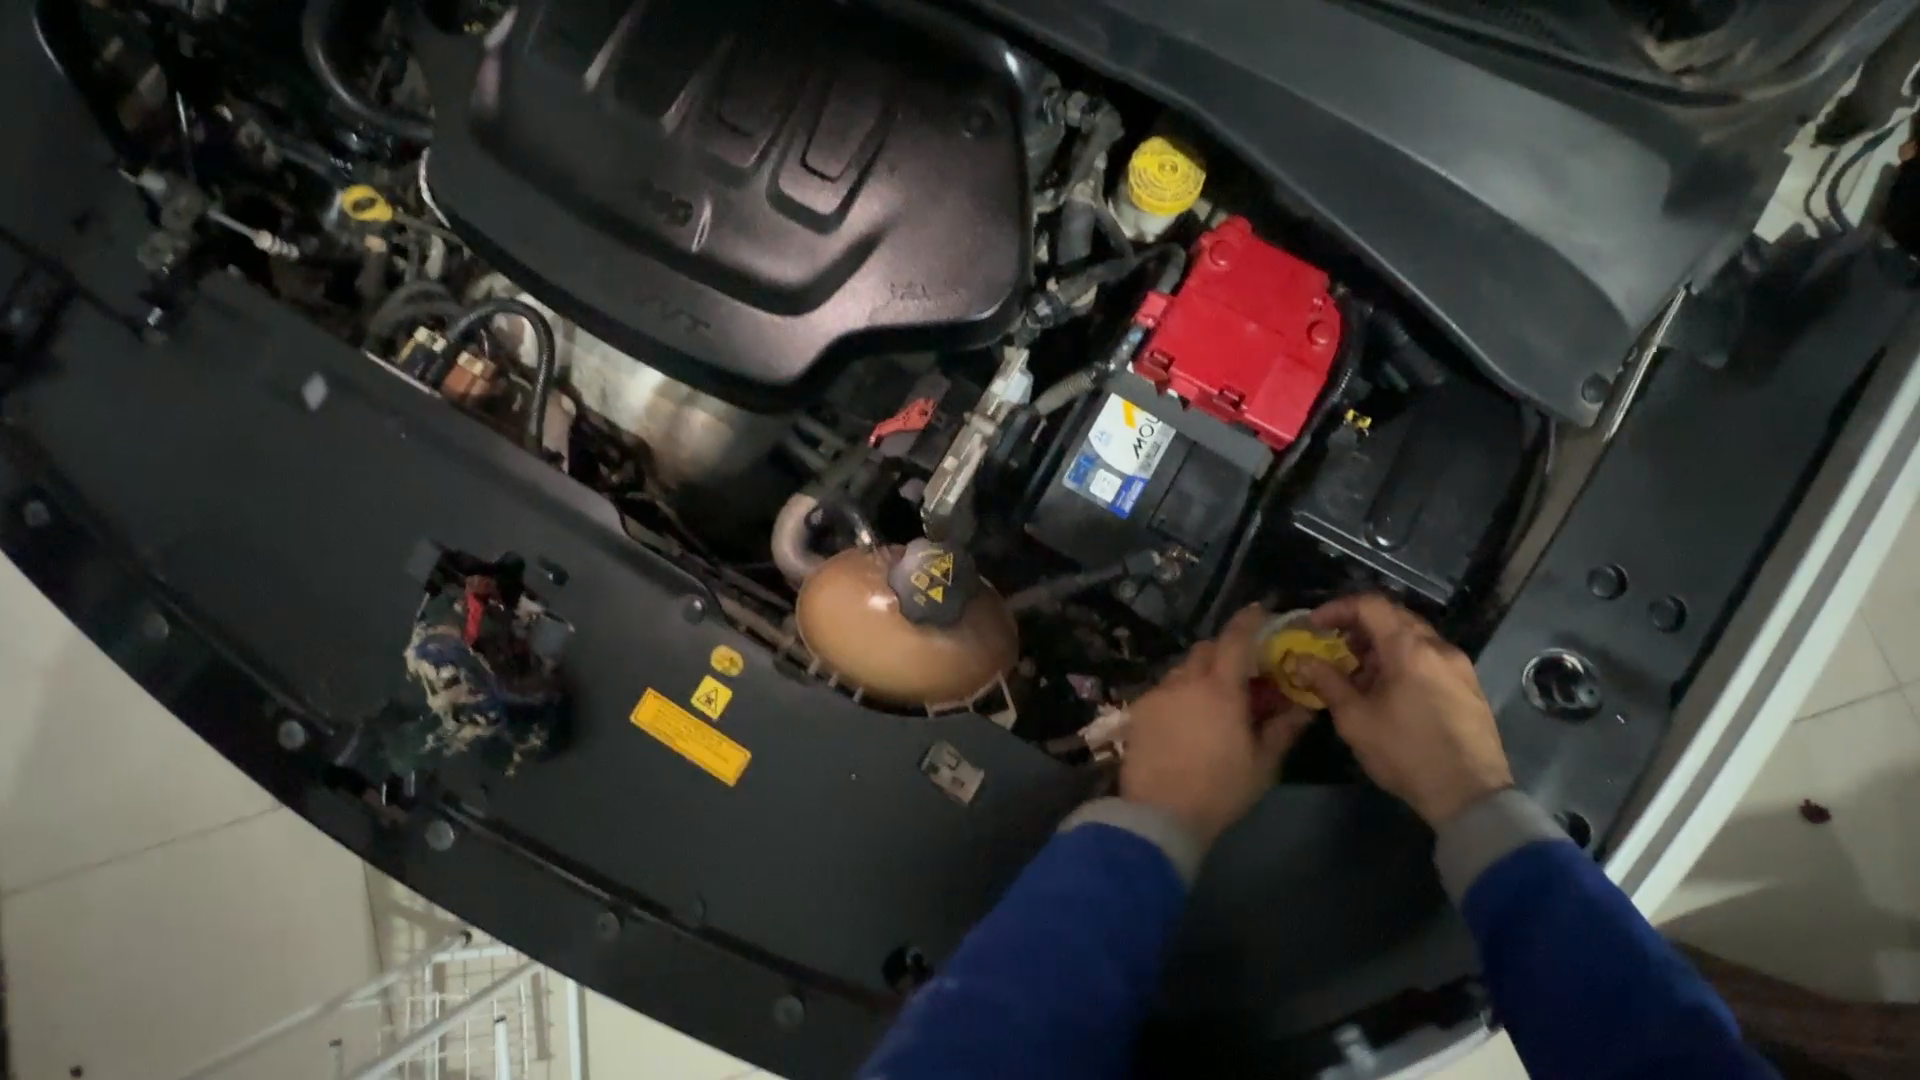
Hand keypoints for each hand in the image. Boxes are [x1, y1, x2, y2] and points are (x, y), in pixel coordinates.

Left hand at [1121, 606, 1311, 849]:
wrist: (1160, 813)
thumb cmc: (1220, 789)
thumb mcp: (1263, 763)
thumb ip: (1283, 728)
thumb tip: (1304, 706)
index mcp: (1219, 688)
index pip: (1235, 639)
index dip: (1249, 621)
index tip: (1260, 611)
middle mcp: (1185, 681)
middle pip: (1206, 650)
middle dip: (1225, 651)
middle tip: (1242, 672)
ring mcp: (1158, 694)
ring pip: (1182, 669)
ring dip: (1200, 674)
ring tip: (1213, 701)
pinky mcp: (1139, 710)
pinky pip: (1164, 689)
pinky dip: (1180, 693)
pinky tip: (1187, 718)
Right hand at [1294, 594, 1512, 827]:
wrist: (1470, 796)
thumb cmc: (1406, 752)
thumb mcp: (1355, 719)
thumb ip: (1326, 682)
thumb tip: (1302, 660)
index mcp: (1410, 649)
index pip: (1370, 605)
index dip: (1338, 608)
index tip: (1315, 625)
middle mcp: (1439, 648)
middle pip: (1394, 617)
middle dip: (1358, 626)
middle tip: (1333, 647)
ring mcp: (1459, 667)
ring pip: (1413, 638)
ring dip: (1380, 645)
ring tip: (1357, 673)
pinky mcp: (1468, 687)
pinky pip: (1429, 657)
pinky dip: (1402, 660)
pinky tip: (1387, 689)